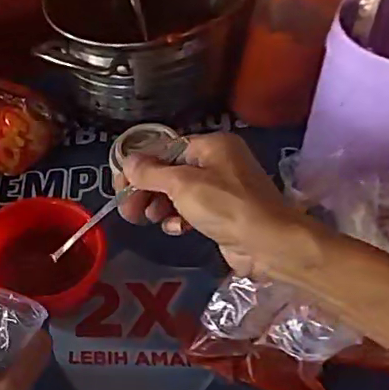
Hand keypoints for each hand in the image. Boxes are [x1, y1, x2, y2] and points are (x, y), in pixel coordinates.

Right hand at [114, 132, 320, 277]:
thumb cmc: (226, 207)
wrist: (269, 244)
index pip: (163, 149)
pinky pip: (190, 210)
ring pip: (176, 192)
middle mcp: (217, 161)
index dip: (138, 168)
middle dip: (146, 191)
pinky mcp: (222, 212)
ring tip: (153, 219)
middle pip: (168, 172)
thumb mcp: (182, 185)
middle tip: (129, 211)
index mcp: (211, 145)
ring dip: (160, 206)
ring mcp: (221, 188)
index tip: (119, 188)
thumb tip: (127, 162)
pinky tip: (179, 229)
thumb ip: (151, 172)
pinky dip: (179, 218)